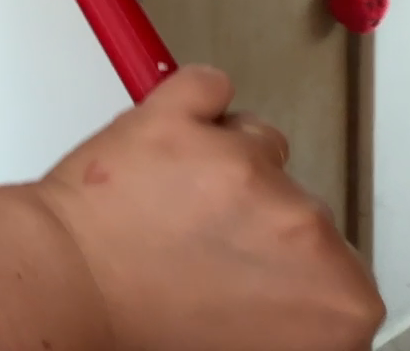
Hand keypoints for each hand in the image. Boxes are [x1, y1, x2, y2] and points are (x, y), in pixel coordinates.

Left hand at [36, 65, 382, 350]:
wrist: (69, 276)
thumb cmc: (141, 312)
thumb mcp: (255, 341)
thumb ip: (294, 306)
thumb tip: (286, 283)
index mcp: (340, 298)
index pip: (333, 256)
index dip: (280, 253)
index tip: (250, 251)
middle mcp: (304, 228)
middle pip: (293, 194)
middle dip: (246, 204)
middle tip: (191, 223)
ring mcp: (241, 168)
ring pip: (252, 138)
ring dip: (215, 153)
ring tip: (162, 184)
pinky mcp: (179, 124)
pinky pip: (204, 84)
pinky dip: (192, 93)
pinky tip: (178, 110)